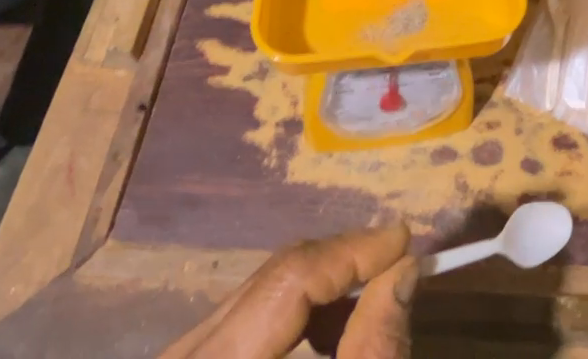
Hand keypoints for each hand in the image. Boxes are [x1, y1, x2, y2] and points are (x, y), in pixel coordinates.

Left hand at [160, 224, 416, 358]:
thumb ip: (371, 347)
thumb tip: (402, 269)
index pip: (289, 279)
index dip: (352, 253)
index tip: (404, 241)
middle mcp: (186, 351)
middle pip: (274, 276)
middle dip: (342, 267)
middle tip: (396, 267)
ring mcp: (182, 354)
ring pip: (261, 291)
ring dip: (322, 292)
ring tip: (366, 311)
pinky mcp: (193, 355)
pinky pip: (245, 317)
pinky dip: (294, 314)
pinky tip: (326, 340)